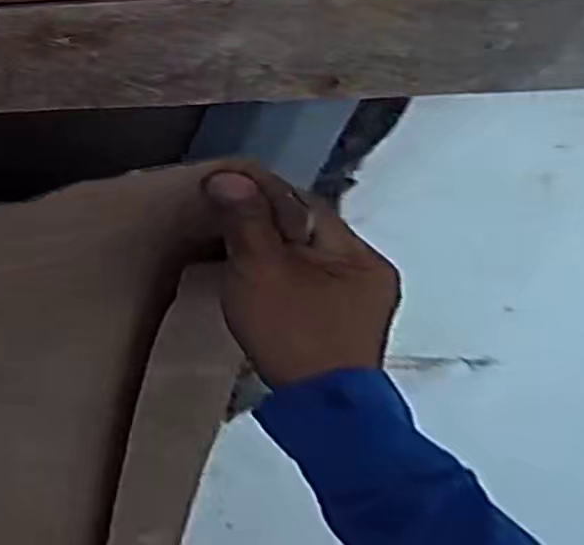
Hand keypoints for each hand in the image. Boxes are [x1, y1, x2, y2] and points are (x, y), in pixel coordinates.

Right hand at [204, 167, 401, 387]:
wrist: (319, 407)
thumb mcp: (259, 268)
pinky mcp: (339, 313)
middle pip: (301, 225)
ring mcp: (356, 295)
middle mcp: (366, 270)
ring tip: (227, 239)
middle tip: (217, 212)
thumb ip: (245, 220)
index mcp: (358, 256)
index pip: (300, 202)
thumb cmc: (291, 331)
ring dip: (265, 240)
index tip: (217, 186)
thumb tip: (229, 176)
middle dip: (260, 216)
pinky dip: (274, 263)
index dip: (258, 191)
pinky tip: (250, 268)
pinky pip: (302, 270)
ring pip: (300, 248)